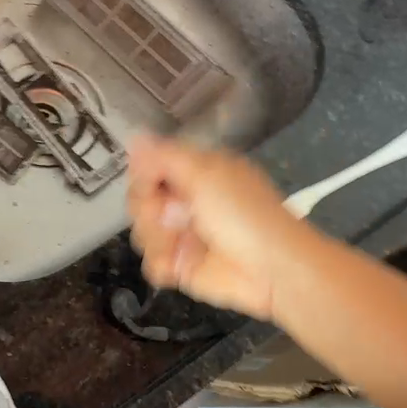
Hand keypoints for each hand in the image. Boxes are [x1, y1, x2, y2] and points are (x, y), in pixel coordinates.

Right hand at [124, 135, 318, 322]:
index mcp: (195, 172)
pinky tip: (178, 265)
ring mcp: (182, 234)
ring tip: (185, 243)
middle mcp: (186, 201)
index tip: (152, 185)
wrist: (272, 269)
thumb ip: (165, 156)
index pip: (149, 167)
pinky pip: (151, 261)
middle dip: (150, 210)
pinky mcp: (181, 265)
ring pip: (142, 232)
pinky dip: (163, 263)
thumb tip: (134, 137)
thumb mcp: (206, 174)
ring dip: (159, 238)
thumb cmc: (243, 214)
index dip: (144, 177)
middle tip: (175, 216)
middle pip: (140, 200)